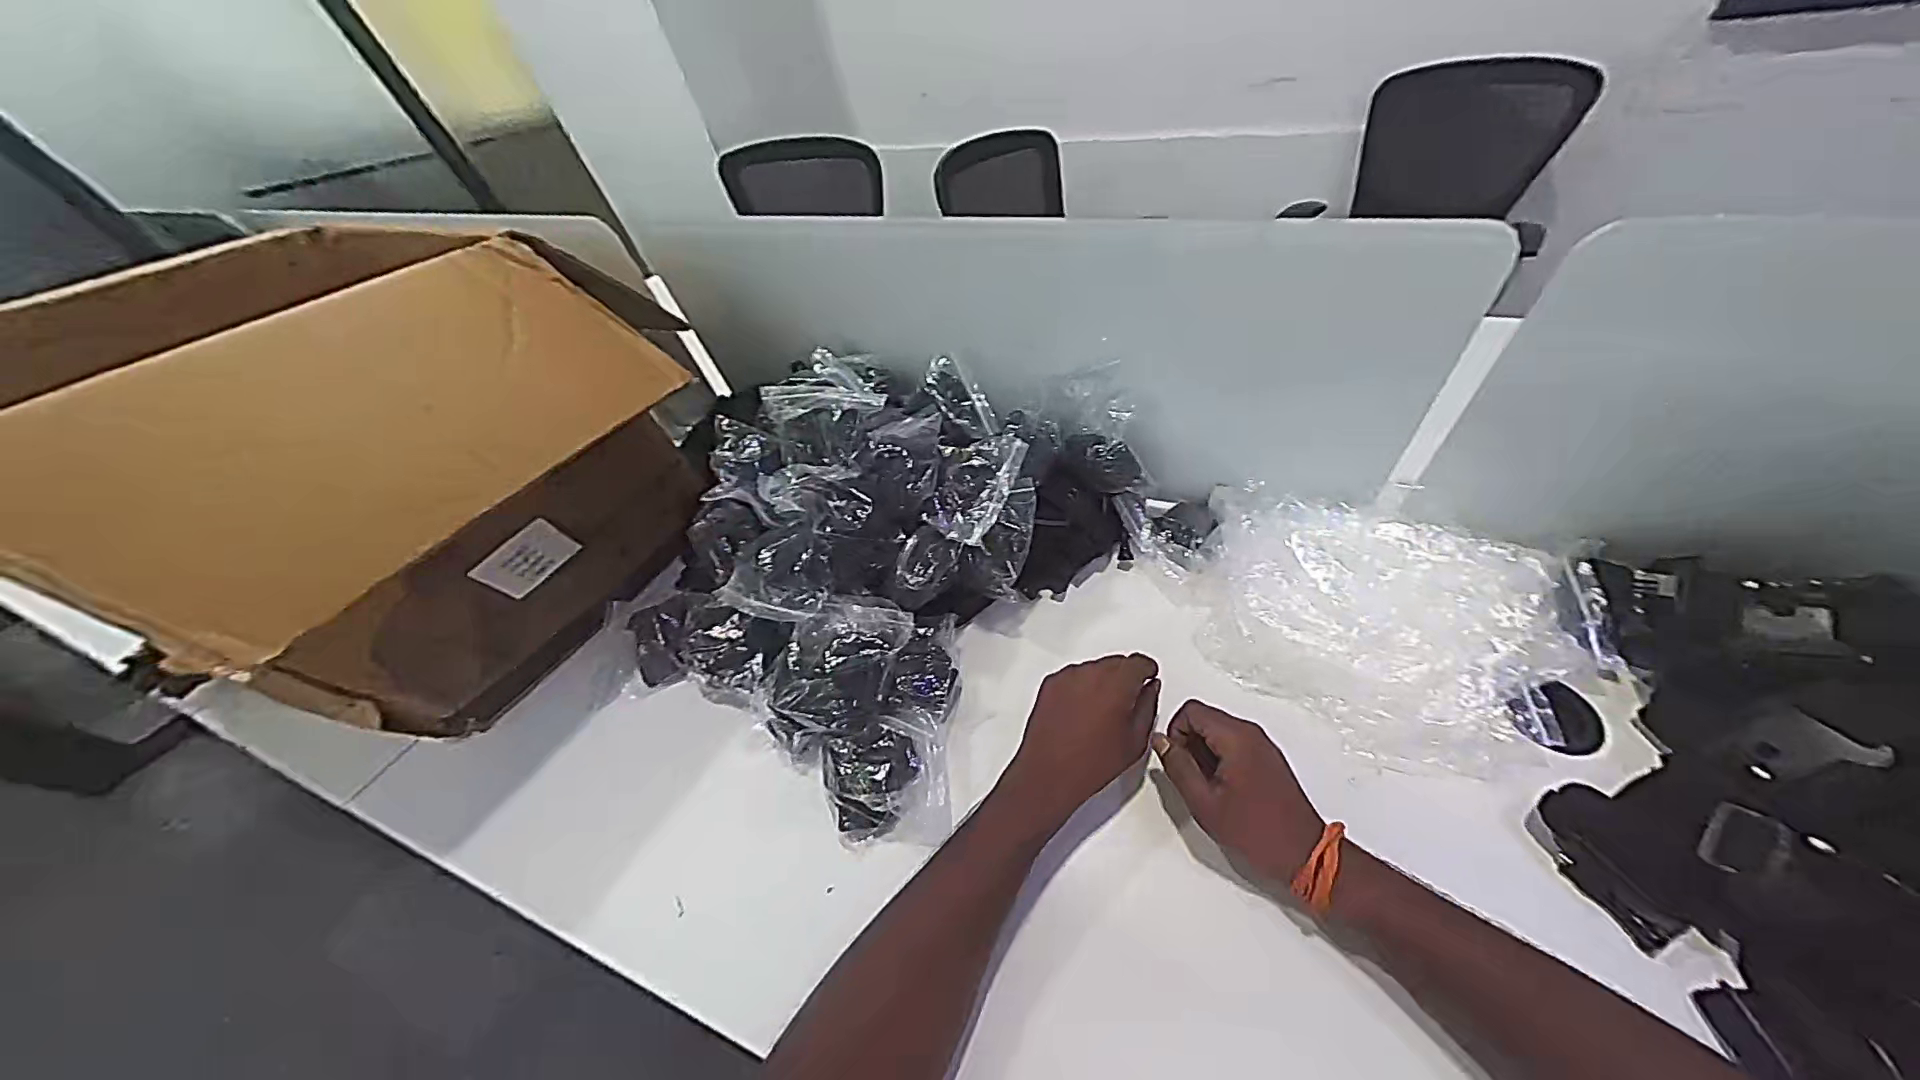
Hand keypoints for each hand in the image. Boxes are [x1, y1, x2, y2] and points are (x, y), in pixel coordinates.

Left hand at [1001, 654, 1160, 825]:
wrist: (1050, 772)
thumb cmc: (1090, 763)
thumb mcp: (1135, 740)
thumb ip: (1147, 706)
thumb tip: (1149, 690)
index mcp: (1117, 683)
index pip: (1139, 662)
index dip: (1147, 671)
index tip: (1149, 676)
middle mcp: (1090, 673)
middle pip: (1116, 662)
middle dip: (1126, 676)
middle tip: (1128, 701)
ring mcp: (1067, 677)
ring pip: (1094, 669)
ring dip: (1102, 681)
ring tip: (1103, 713)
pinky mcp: (1051, 684)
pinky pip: (1073, 677)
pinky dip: (1081, 687)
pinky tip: (1083, 712)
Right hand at [1152, 700, 1326, 885]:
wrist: (1303, 854)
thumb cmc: (1259, 832)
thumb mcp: (1203, 801)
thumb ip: (1177, 766)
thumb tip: (1162, 742)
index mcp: (1236, 738)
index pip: (1191, 710)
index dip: (1175, 732)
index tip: (1176, 760)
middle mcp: (1251, 734)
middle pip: (1204, 718)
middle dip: (1189, 743)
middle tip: (1192, 778)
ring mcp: (1262, 745)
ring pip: (1217, 732)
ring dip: (1204, 754)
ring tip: (1209, 788)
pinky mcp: (1266, 758)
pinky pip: (1233, 744)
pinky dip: (1220, 760)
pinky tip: (1223, 790)